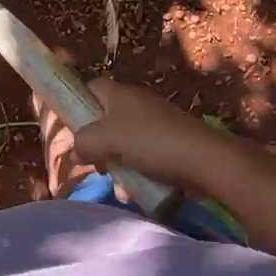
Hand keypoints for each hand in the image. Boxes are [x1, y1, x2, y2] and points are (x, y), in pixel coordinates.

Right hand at [72, 78, 208, 182]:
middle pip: (105, 118)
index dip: (77, 102)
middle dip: (96, 142)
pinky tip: (137, 189)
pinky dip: (136, 169)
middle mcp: (137, 102)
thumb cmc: (149, 142)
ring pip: (123, 140)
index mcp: (119, 94)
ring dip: (116, 162)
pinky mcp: (171, 141)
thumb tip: (78, 150)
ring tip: (118, 183)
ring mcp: (156, 122)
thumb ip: (82, 141)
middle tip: (94, 161)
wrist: (204, 160)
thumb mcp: (104, 139)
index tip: (72, 126)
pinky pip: (143, 154)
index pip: (90, 87)